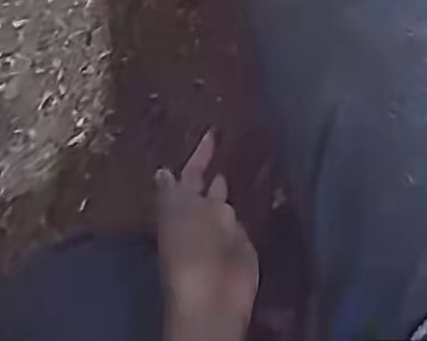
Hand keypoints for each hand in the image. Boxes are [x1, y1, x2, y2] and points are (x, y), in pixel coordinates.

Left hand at [155, 130, 258, 340]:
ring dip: (233, 183)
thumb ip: (172, 191)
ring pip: (227, 200)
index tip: (212, 130)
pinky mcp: (244, 242)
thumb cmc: (189, 247)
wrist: (213, 295)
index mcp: (181, 207)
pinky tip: (263, 186)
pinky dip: (253, 201)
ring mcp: (224, 229)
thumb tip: (162, 170)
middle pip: (208, 187)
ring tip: (248, 157)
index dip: (200, 153)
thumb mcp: (175, 212)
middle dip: (215, 169)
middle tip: (230, 141)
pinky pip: (248, 215)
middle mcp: (202, 215)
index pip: (191, 172)